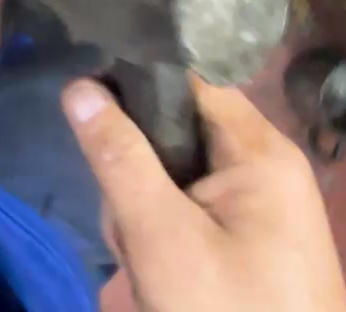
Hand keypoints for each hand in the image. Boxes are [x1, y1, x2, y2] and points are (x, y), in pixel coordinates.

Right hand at [63, 74, 345, 311]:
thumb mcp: (161, 237)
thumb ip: (118, 157)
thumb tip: (78, 85)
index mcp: (261, 151)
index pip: (189, 78)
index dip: (138, 82)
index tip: (92, 106)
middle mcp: (267, 166)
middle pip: (178, 126)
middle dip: (138, 165)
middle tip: (126, 214)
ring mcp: (262, 206)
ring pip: (177, 170)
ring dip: (146, 206)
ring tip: (144, 255)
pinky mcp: (252, 239)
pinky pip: (192, 206)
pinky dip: (166, 230)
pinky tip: (158, 267)